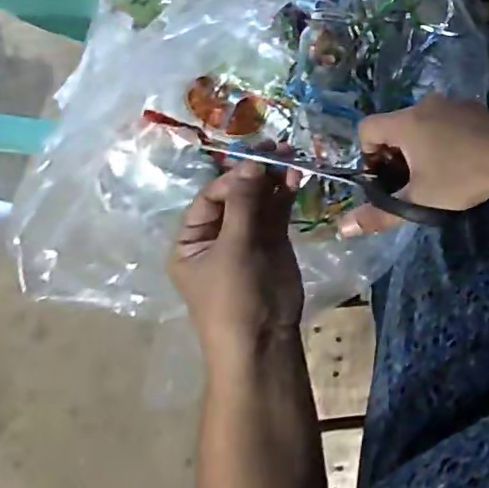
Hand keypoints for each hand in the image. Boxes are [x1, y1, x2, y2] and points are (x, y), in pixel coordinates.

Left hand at [169, 160, 303, 366]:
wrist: (263, 341)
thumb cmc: (234, 297)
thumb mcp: (233, 248)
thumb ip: (243, 203)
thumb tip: (251, 163)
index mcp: (192, 239)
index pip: (211, 196)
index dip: (234, 177)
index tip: (258, 161)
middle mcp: (217, 234)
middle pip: (237, 193)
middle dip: (257, 171)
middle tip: (279, 146)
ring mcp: (247, 237)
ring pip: (260, 199)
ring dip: (275, 178)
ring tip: (293, 156)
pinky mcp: (273, 242)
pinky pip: (277, 211)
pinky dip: (286, 193)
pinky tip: (297, 177)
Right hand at [341, 97, 488, 235]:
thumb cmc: (461, 177)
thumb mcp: (418, 199)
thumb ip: (380, 214)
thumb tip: (342, 228)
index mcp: (405, 121)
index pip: (367, 128)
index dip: (368, 154)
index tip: (385, 177)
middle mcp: (424, 104)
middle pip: (394, 125)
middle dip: (395, 153)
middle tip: (411, 181)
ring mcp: (450, 102)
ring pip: (420, 123)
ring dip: (420, 145)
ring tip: (438, 173)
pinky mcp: (471, 107)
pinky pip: (444, 120)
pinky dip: (442, 137)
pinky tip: (461, 159)